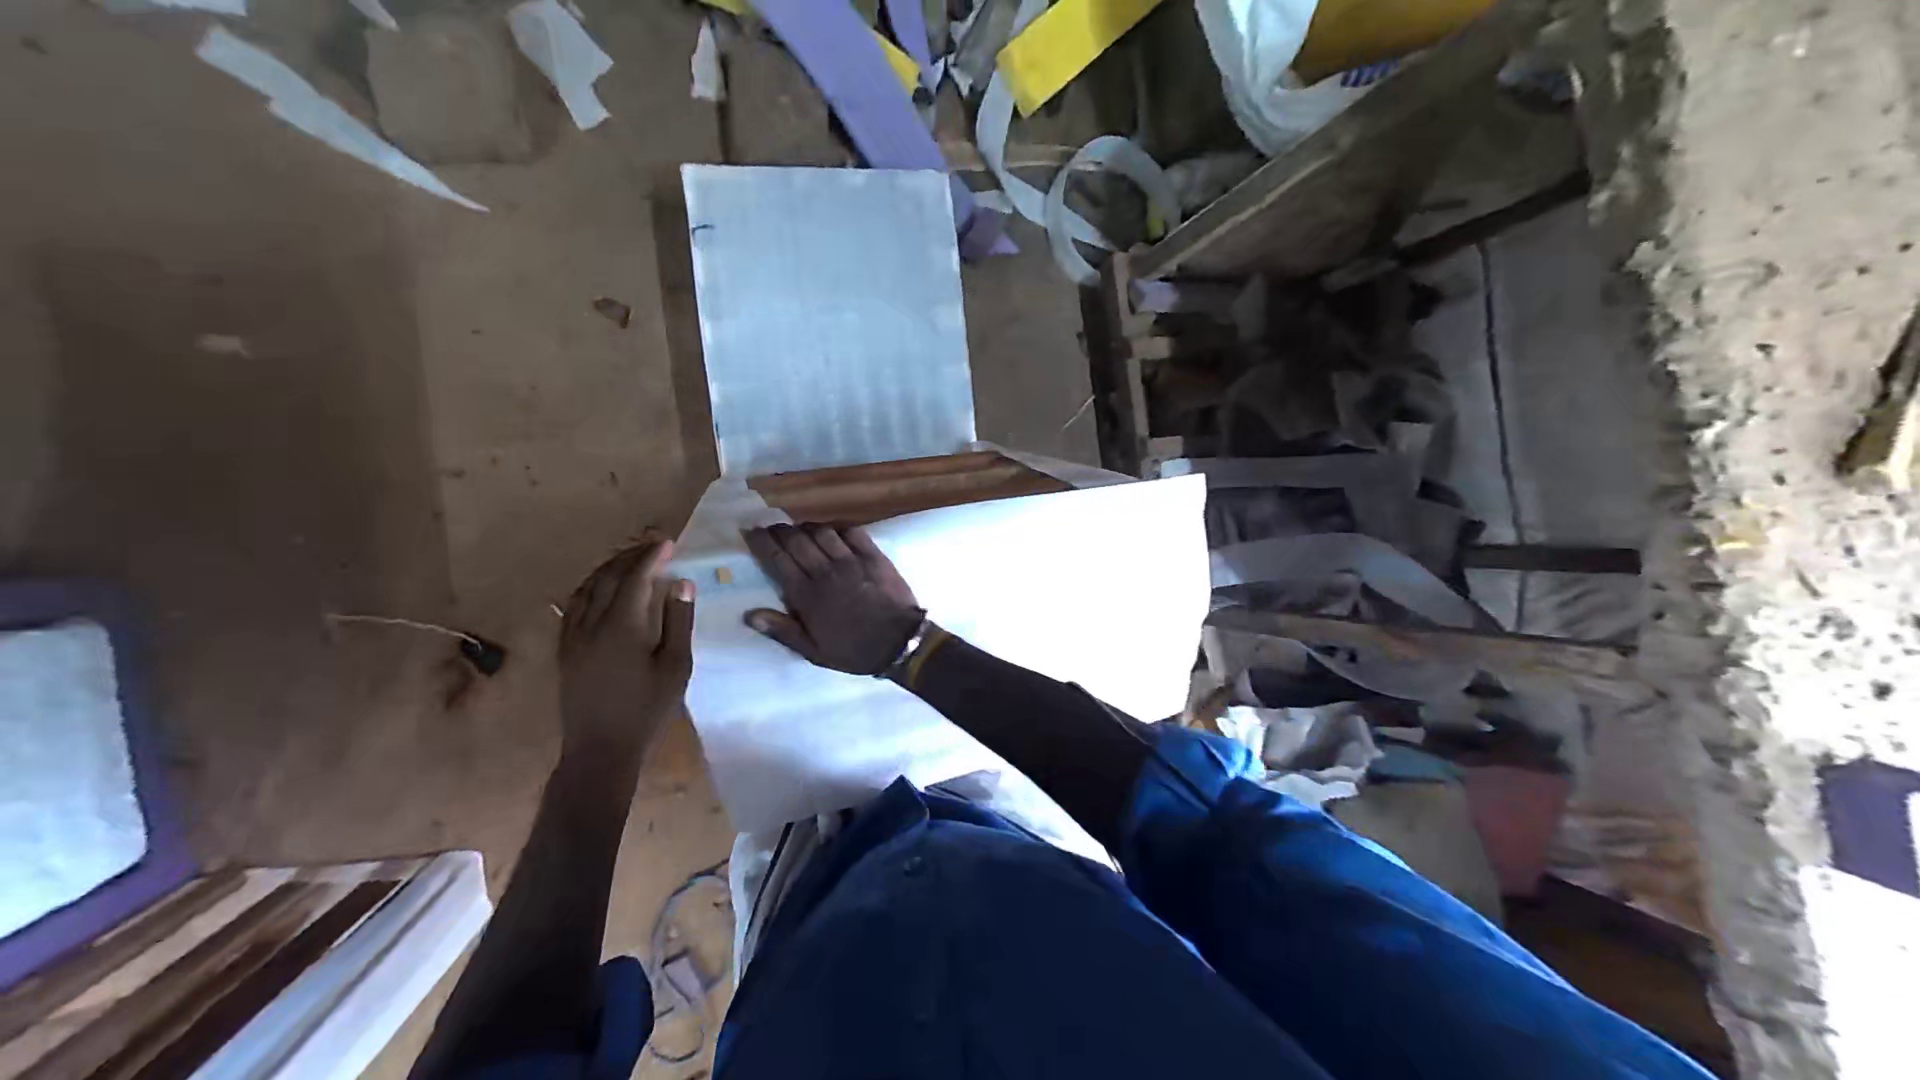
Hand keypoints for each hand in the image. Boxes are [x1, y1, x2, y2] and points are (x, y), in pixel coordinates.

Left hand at [559, 534, 694, 759]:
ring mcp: (573, 637)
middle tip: (653, 546)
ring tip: (630, 560)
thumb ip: (679, 622)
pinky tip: (601, 589)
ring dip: (609, 568)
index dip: (652, 557)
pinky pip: (574, 606)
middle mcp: (591, 624)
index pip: (636, 578)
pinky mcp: (565, 650)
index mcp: (622, 627)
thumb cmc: (647, 710)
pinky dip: (591, 587)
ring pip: (586, 589)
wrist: (601, 750)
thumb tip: (682, 583)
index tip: (668, 542)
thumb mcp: (676, 667)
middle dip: (631, 557)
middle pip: (608, 578)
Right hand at [743, 523, 923, 674]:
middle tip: (773, 528)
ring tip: (800, 529)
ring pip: (821, 531)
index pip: (777, 558)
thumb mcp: (814, 651)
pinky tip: (833, 531)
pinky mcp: (873, 555)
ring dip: (807, 527)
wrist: (900, 643)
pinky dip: (838, 527)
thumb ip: (782, 631)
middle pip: (796, 539)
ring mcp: (851, 560)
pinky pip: (851, 531)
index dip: (762, 541)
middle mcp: (825, 571)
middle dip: (780, 530)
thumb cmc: (854, 651)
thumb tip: (750, 615)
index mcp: (807, 595)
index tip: (752, 531)